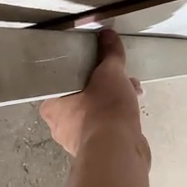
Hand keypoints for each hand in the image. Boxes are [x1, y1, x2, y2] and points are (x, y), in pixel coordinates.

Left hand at [41, 29, 144, 156]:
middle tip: (121, 80)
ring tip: (134, 93)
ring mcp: (77, 142)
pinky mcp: (96, 152)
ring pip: (95, 114)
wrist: (118, 149)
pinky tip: (133, 113)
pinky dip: (117, 120)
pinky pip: (106, 129)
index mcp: (52, 106)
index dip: (85, 74)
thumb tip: (107, 34)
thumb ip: (109, 54)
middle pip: (82, 99)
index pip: (64, 84)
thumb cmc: (105, 109)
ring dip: (114, 102)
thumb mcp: (110, 73)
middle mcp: (59, 126)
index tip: (102, 69)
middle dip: (105, 88)